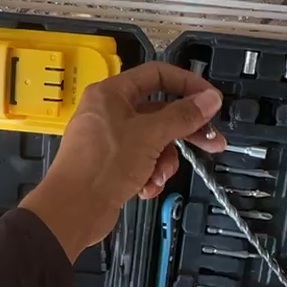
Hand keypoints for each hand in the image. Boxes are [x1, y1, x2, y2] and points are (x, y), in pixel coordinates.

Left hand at [19, 62, 224, 258]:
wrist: (73, 210)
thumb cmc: (105, 165)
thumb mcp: (150, 136)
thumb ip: (183, 116)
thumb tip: (211, 98)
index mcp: (112, 94)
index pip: (157, 75)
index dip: (187, 84)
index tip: (211, 100)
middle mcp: (109, 113)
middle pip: (160, 113)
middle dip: (185, 132)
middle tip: (214, 143)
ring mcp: (110, 141)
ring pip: (154, 143)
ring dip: (163, 163)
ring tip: (157, 177)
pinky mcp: (111, 167)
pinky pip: (142, 164)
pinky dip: (148, 176)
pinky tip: (144, 189)